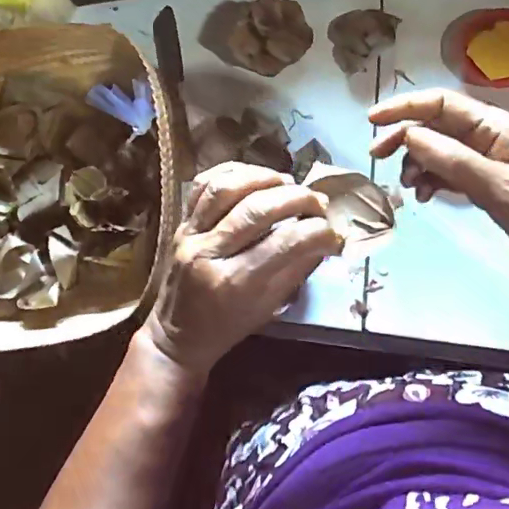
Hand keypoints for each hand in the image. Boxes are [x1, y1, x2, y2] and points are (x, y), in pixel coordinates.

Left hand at [145, 163, 343, 373]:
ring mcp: (189, 234)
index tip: (334, 231)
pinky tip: (255, 176)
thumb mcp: (268, 308)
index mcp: (233, 283)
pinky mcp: (179, 223)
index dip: (317, 231)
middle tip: (318, 201)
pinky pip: (201, 185)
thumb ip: (295, 269)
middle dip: (296, 198)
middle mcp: (207, 253)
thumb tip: (327, 236)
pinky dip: (231, 173)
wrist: (175, 335)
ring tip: (288, 182)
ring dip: (263, 178)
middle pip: (255, 210)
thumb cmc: (226, 327)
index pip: (284, 243)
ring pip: (225, 189)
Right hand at [368, 89, 508, 269]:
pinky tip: (427, 197)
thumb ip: (453, 160)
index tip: (372, 120)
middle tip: (378, 158)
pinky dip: (433, 180)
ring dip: (417, 163)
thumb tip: (409, 135)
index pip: (443, 103)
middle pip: (436, 124)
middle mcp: (492, 137)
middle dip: (404, 137)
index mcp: (499, 128)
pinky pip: (451, 171)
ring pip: (439, 149)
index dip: (404, 106)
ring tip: (411, 188)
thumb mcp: (503, 189)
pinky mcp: (491, 181)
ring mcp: (492, 159)